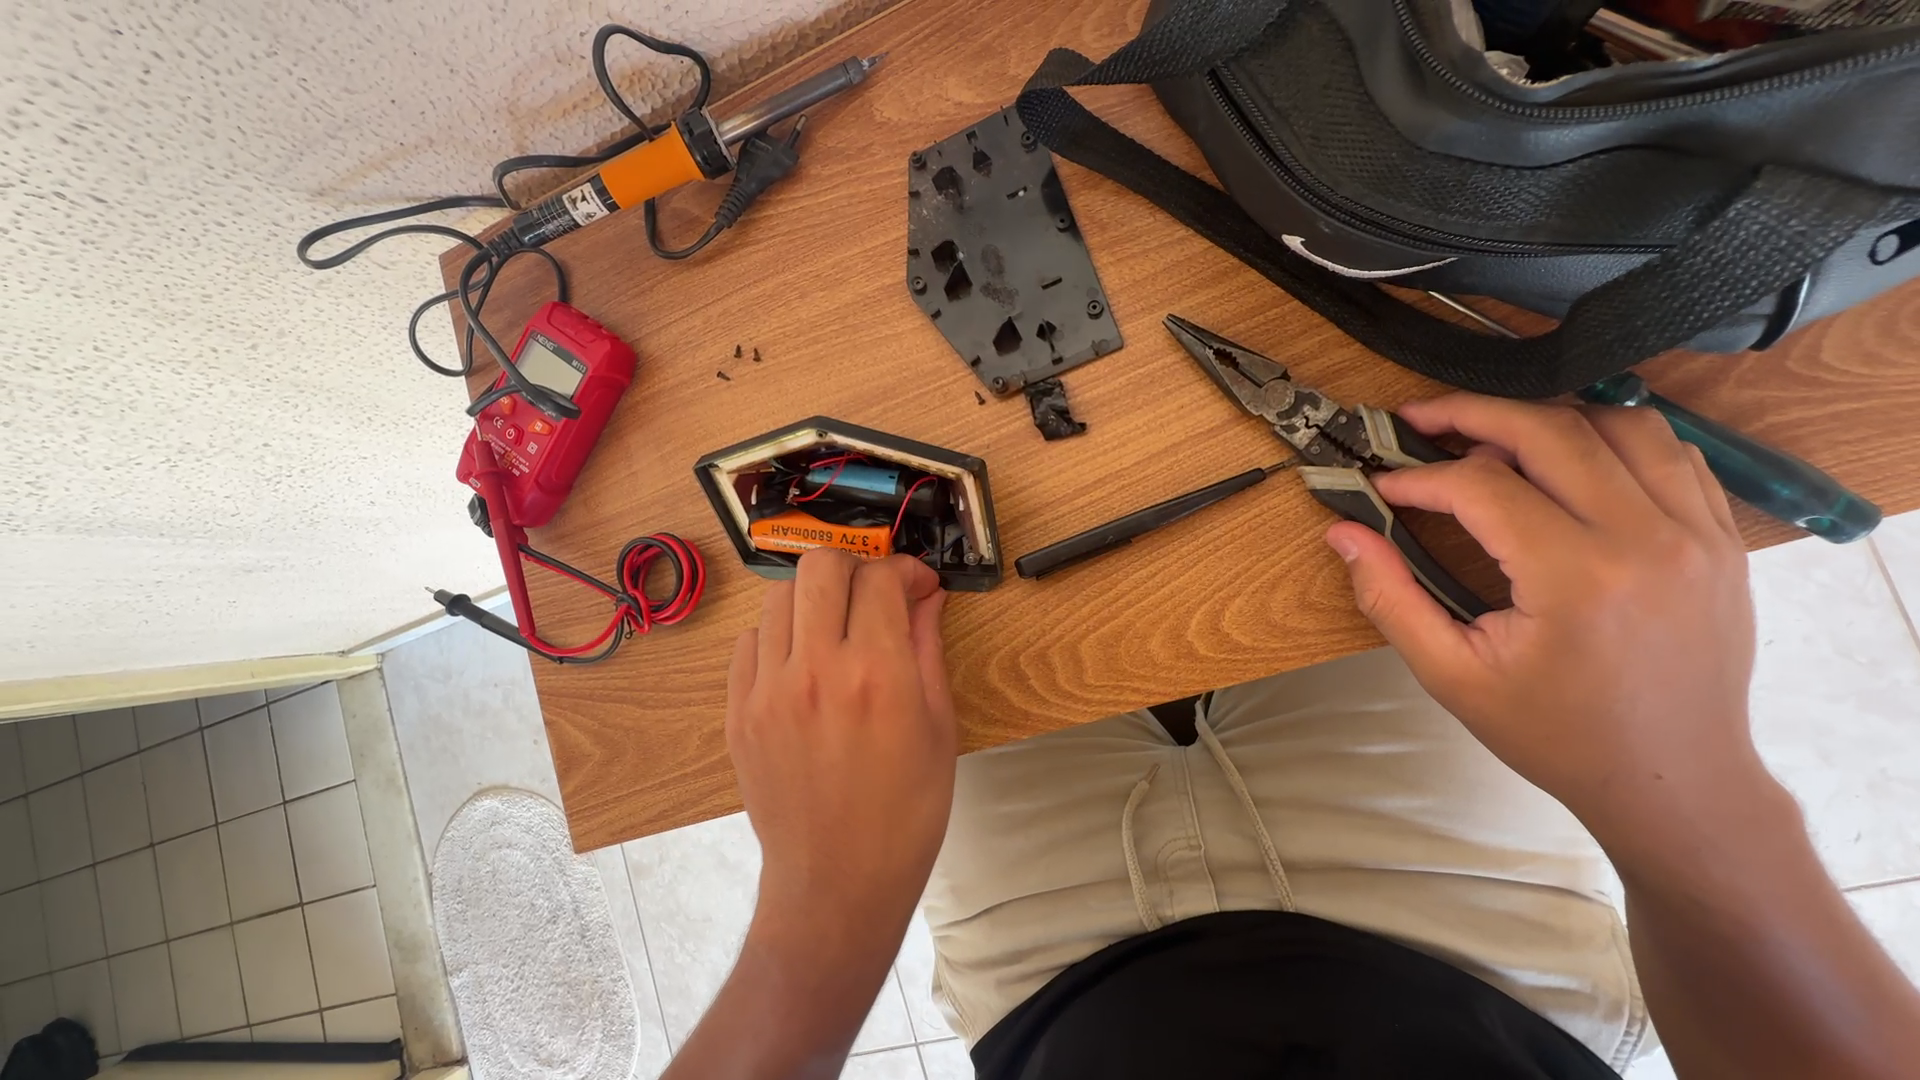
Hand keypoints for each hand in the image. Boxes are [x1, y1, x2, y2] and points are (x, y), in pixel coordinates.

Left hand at [726, 549, 954, 934]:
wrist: (837, 881)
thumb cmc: (906, 811)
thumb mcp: (938, 727)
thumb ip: (927, 648)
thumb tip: (926, 595)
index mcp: (877, 674)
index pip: (880, 577)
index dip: (905, 570)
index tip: (917, 587)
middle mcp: (817, 669)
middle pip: (822, 565)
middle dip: (856, 566)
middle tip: (874, 595)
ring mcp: (768, 690)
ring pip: (780, 595)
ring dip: (815, 598)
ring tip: (836, 628)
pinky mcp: (738, 712)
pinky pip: (750, 641)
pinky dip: (779, 634)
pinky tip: (802, 662)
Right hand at [1325, 394, 1762, 834]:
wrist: (1674, 779)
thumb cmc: (1554, 733)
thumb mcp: (1450, 675)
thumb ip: (1390, 597)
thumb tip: (1343, 534)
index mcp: (1575, 578)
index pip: (1482, 487)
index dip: (1418, 478)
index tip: (1381, 486)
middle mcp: (1646, 539)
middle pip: (1551, 432)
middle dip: (1472, 414)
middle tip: (1419, 419)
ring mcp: (1697, 532)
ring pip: (1619, 424)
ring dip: (1544, 418)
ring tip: (1490, 433)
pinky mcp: (1722, 538)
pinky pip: (1670, 452)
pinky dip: (1611, 436)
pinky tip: (1568, 456)